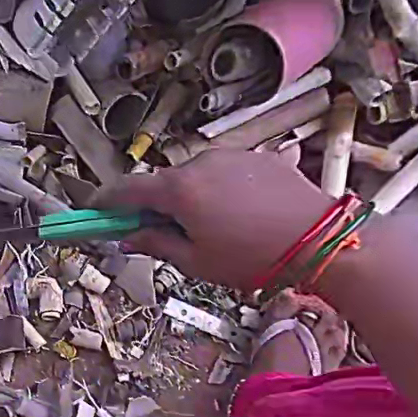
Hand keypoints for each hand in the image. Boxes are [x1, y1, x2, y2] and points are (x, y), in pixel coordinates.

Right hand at [95, 149, 336, 288]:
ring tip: (215, 227)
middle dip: (156, 204)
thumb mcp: (196, 261)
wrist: (323, 241)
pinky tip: (240, 212)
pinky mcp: (259, 156)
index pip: (126, 189)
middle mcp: (200, 162)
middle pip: (163, 181)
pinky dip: (221, 189)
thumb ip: (156, 245)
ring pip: (195, 175)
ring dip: (191, 196)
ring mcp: (232, 155)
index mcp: (178, 189)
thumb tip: (128, 239)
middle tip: (162, 232)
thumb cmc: (254, 258)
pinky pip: (226, 172)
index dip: (105, 201)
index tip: (93, 210)